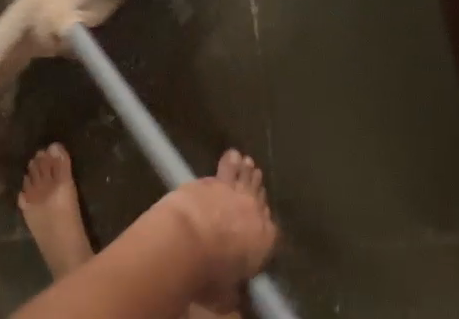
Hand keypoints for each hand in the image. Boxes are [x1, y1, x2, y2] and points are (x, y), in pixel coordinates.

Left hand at [158, 151, 276, 309]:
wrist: (188, 241)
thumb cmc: (208, 274)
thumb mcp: (224, 295)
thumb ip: (232, 293)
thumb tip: (231, 302)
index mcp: (265, 241)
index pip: (270, 234)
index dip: (263, 228)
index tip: (259, 226)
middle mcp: (255, 213)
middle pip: (259, 200)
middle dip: (257, 193)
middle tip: (257, 183)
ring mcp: (236, 193)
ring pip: (246, 179)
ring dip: (246, 172)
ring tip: (247, 163)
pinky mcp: (216, 180)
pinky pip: (227, 168)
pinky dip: (230, 162)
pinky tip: (231, 155)